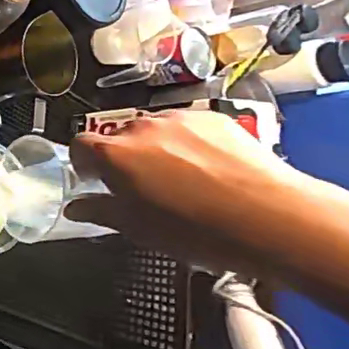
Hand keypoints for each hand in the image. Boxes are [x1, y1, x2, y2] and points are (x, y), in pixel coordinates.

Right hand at [68, 109, 321, 269]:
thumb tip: (77, 208)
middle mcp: (143, 127)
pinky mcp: (212, 117)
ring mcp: (180, 118)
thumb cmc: (199, 231)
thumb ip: (102, 212)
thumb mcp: (141, 230)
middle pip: (119, 137)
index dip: (84, 164)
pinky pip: (187, 127)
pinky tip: (209, 171)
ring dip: (157, 150)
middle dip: (124, 159)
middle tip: (144, 189)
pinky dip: (188, 144)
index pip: (81, 145)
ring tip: (183, 182)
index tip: (96, 181)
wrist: (271, 217)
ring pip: (154, 131)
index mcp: (117, 155)